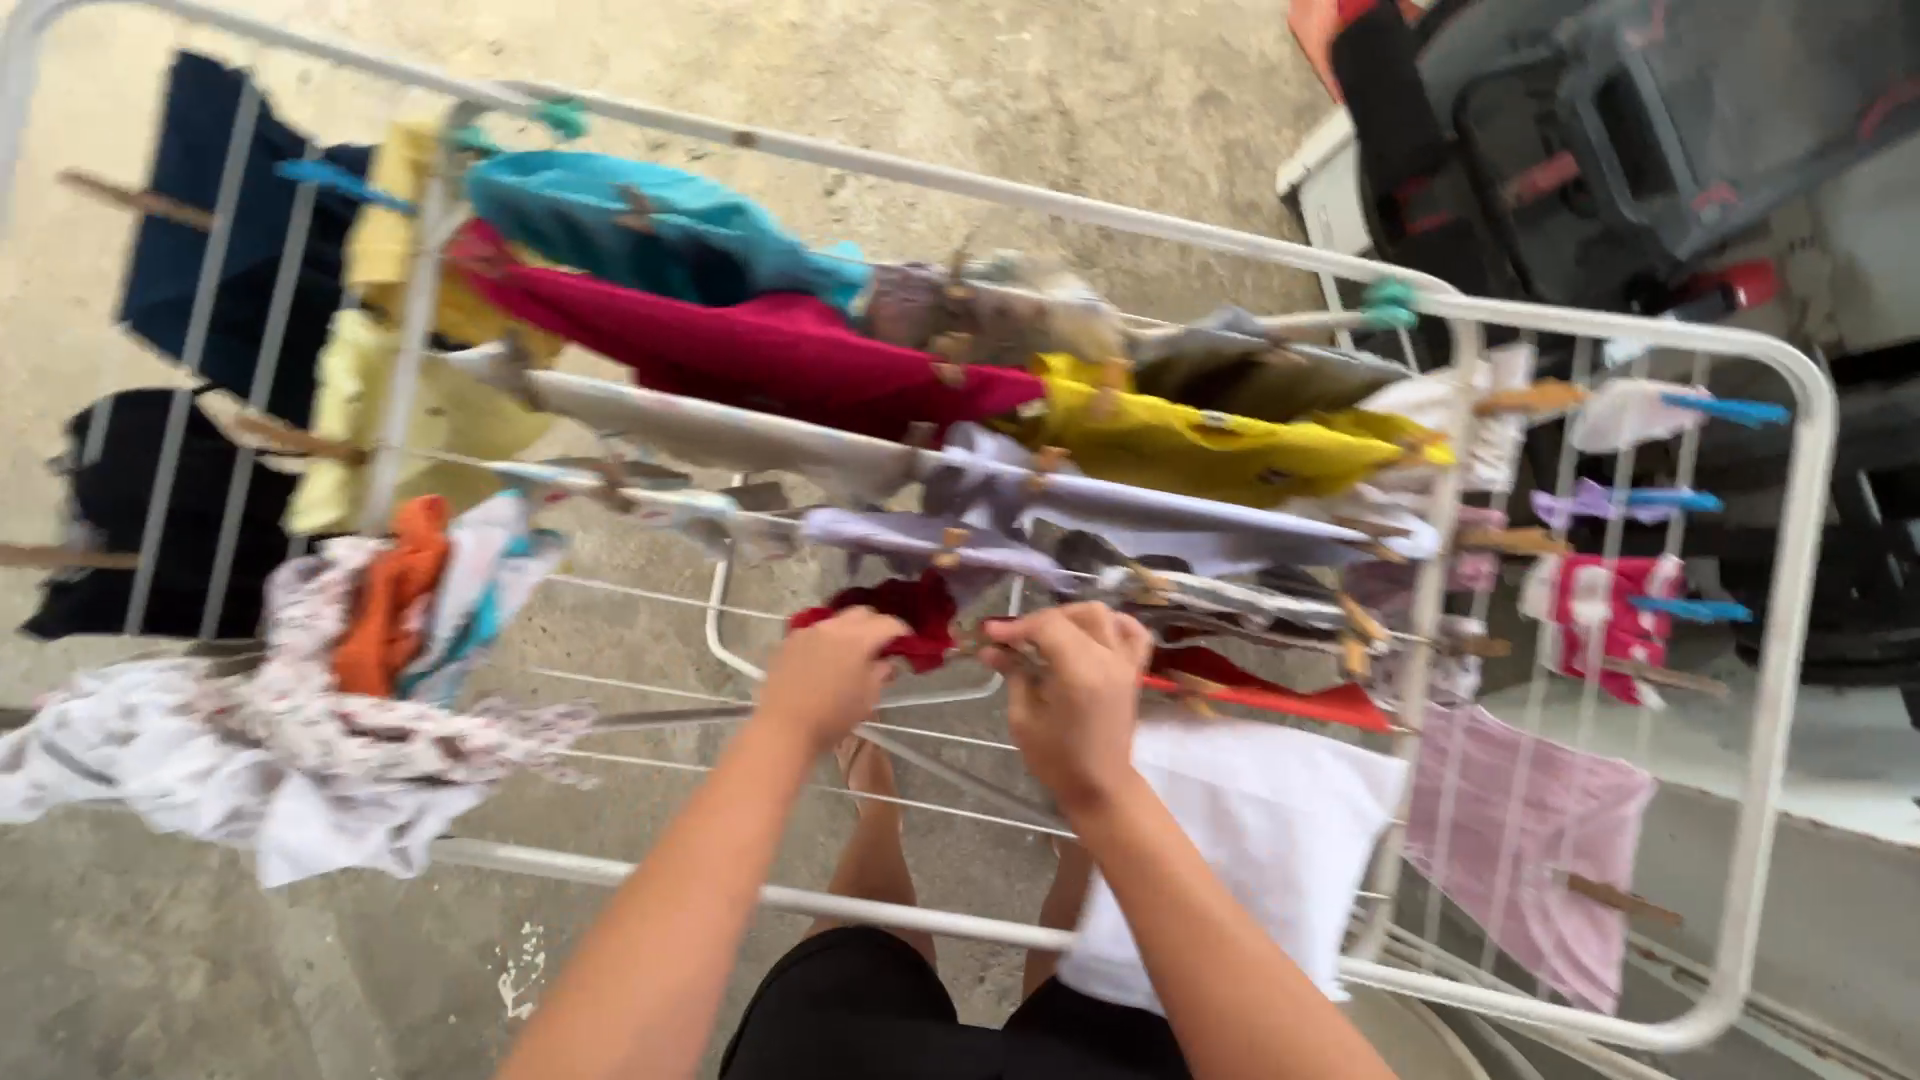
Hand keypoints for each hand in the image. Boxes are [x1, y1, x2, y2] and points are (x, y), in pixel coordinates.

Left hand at [755, 607, 909, 750]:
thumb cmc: (832, 717)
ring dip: (849, 631)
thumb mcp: (868, 698)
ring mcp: (807, 632)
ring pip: (836, 621)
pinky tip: (825, 659)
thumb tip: (886, 662)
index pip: (888, 623)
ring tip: (851, 652)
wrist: (783, 728)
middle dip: (876, 624)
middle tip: (881, 644)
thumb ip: (881, 673)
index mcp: (857, 639)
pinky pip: (814, 632)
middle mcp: (832, 627)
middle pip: (861, 613)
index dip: (902, 631)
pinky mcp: (788, 642)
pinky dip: (827, 640)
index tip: (907, 643)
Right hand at [979, 603, 1151, 816]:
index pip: (1047, 626)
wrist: (1100, 787)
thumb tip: (990, 649)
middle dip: (1040, 620)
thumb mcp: (1024, 718)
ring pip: (1102, 615)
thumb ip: (1013, 675)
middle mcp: (1107, 661)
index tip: (990, 633)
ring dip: (1071, 616)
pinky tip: (1094, 632)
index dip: (1016, 626)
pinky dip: (1115, 624)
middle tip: (1016, 639)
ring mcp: (1125, 664)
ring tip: (1049, 633)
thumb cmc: (1056, 760)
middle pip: (1074, 616)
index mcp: (1079, 674)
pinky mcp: (1134, 672)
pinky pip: (1134, 634)